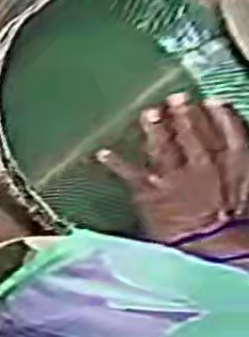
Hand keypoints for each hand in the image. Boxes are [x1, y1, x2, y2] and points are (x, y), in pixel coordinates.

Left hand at [97, 93, 248, 243]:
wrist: (208, 238)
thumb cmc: (229, 218)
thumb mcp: (244, 186)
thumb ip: (236, 167)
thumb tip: (231, 152)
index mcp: (237, 163)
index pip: (230, 133)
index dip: (221, 116)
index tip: (212, 99)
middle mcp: (206, 165)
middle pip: (194, 135)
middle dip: (185, 115)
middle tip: (175, 97)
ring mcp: (175, 177)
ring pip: (165, 146)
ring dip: (156, 128)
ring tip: (148, 113)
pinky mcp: (148, 190)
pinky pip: (128, 172)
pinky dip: (115, 162)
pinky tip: (102, 153)